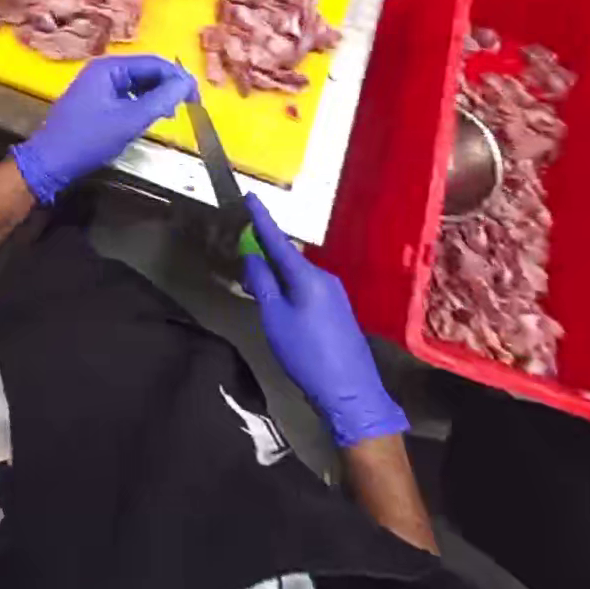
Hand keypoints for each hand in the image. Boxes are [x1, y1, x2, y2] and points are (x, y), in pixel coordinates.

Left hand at [10, 55, 196, 203]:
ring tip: (170, 114)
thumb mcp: (128, 121)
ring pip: (137, 84)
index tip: (196, 96)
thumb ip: (160, 100)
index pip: (153, 63)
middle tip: (188, 106)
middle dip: (167, 86)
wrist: (50, 161)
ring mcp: (97, 86)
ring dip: (155, 96)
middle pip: (145, 71)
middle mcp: (102, 70)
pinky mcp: (95, 102)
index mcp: (109, 67)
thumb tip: (187, 83)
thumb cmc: (88, 139)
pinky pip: (126, 96)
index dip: (177, 77)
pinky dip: (141, 104)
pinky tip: (150, 118)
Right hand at [242, 195, 408, 446]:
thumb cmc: (306, 353)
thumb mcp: (274, 317)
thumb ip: (262, 283)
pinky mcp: (336, 310)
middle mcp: (323, 278)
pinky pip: (304, 288)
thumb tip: (253, 256)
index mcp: (307, 276)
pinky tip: (276, 305)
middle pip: (286, 258)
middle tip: (240, 266)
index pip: (278, 241)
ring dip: (273, 277)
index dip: (262, 219)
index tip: (250, 196)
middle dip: (262, 257)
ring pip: (295, 275)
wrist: (350, 392)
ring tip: (254, 291)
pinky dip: (286, 289)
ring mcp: (333, 294)